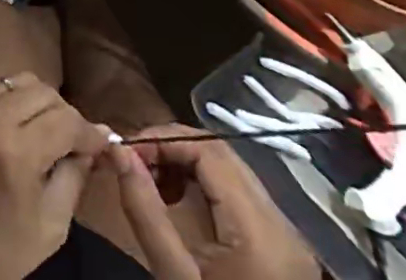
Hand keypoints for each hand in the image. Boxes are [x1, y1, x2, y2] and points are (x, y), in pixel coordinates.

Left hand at [0, 72, 110, 279]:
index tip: (103, 145)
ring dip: (43, 104)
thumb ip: (76, 175)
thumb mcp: (52, 224)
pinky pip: (0, 89)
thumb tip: (99, 140)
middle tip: (75, 143)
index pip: (67, 120)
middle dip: (67, 115)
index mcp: (15, 152)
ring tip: (49, 133)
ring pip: (22, 82)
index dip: (90, 132)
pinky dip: (18, 102)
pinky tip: (23, 129)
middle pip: (46, 93)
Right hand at [111, 125, 317, 279]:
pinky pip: (240, 194)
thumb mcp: (174, 276)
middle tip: (133, 160)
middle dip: (173, 147)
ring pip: (232, 170)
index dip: (164, 139)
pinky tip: (177, 199)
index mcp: (259, 231)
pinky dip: (204, 184)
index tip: (126, 150)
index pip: (210, 152)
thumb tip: (118, 152)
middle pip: (223, 154)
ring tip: (150, 178)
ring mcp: (287, 234)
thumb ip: (145, 210)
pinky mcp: (282, 246)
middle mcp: (282, 223)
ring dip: (187, 163)